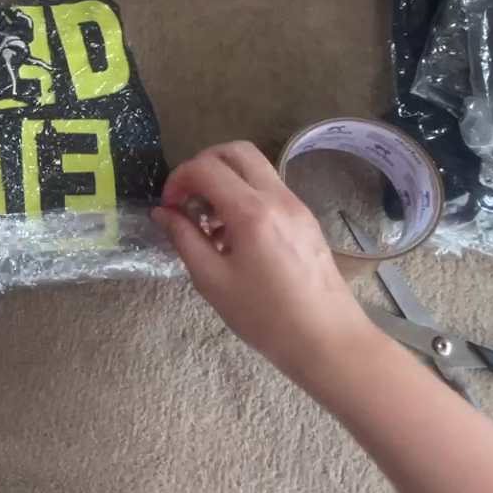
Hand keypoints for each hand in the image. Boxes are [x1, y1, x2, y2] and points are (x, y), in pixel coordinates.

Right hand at [153, 141, 375, 381]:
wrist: (328, 342)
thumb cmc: (266, 316)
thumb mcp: (212, 280)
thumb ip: (184, 238)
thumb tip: (163, 213)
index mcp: (252, 212)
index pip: (205, 168)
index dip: (178, 180)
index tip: (169, 207)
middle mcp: (277, 198)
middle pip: (234, 150)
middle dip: (202, 165)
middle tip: (187, 198)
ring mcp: (296, 205)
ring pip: (253, 166)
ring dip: (223, 178)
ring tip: (209, 220)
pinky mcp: (304, 218)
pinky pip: (268, 187)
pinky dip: (243, 193)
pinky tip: (233, 233)